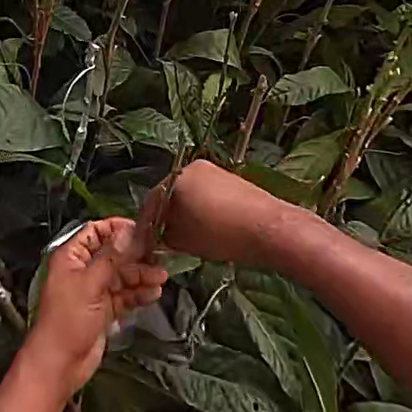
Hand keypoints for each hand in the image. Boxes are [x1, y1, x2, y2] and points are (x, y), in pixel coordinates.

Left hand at [24, 217, 166, 395]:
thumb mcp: (90, 283)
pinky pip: (124, 296)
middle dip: (135, 255)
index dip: (117, 228)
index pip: (96, 232)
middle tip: (159, 255)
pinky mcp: (104, 310)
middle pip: (113, 255)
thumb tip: (128, 231)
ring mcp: (95, 291)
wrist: (58, 366)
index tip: (141, 229)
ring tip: (161, 277)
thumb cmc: (68, 319)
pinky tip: (153, 293)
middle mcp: (84, 270)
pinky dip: (138, 294)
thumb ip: (111, 257)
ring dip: (141, 276)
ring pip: (122, 276)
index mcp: (72, 257)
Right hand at [142, 161, 298, 268]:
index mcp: (176, 178)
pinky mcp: (229, 178)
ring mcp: (212, 171)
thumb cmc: (220, 233)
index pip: (151, 201)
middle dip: (166, 217)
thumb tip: (157, 236)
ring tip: (187, 237)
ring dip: (183, 212)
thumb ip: (163, 236)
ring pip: (188, 193)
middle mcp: (191, 167)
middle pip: (169, 194)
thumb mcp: (184, 240)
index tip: (145, 244)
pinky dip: (201, 209)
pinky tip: (208, 228)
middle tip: (164, 240)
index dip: (146, 225)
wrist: (267, 227)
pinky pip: (205, 193)